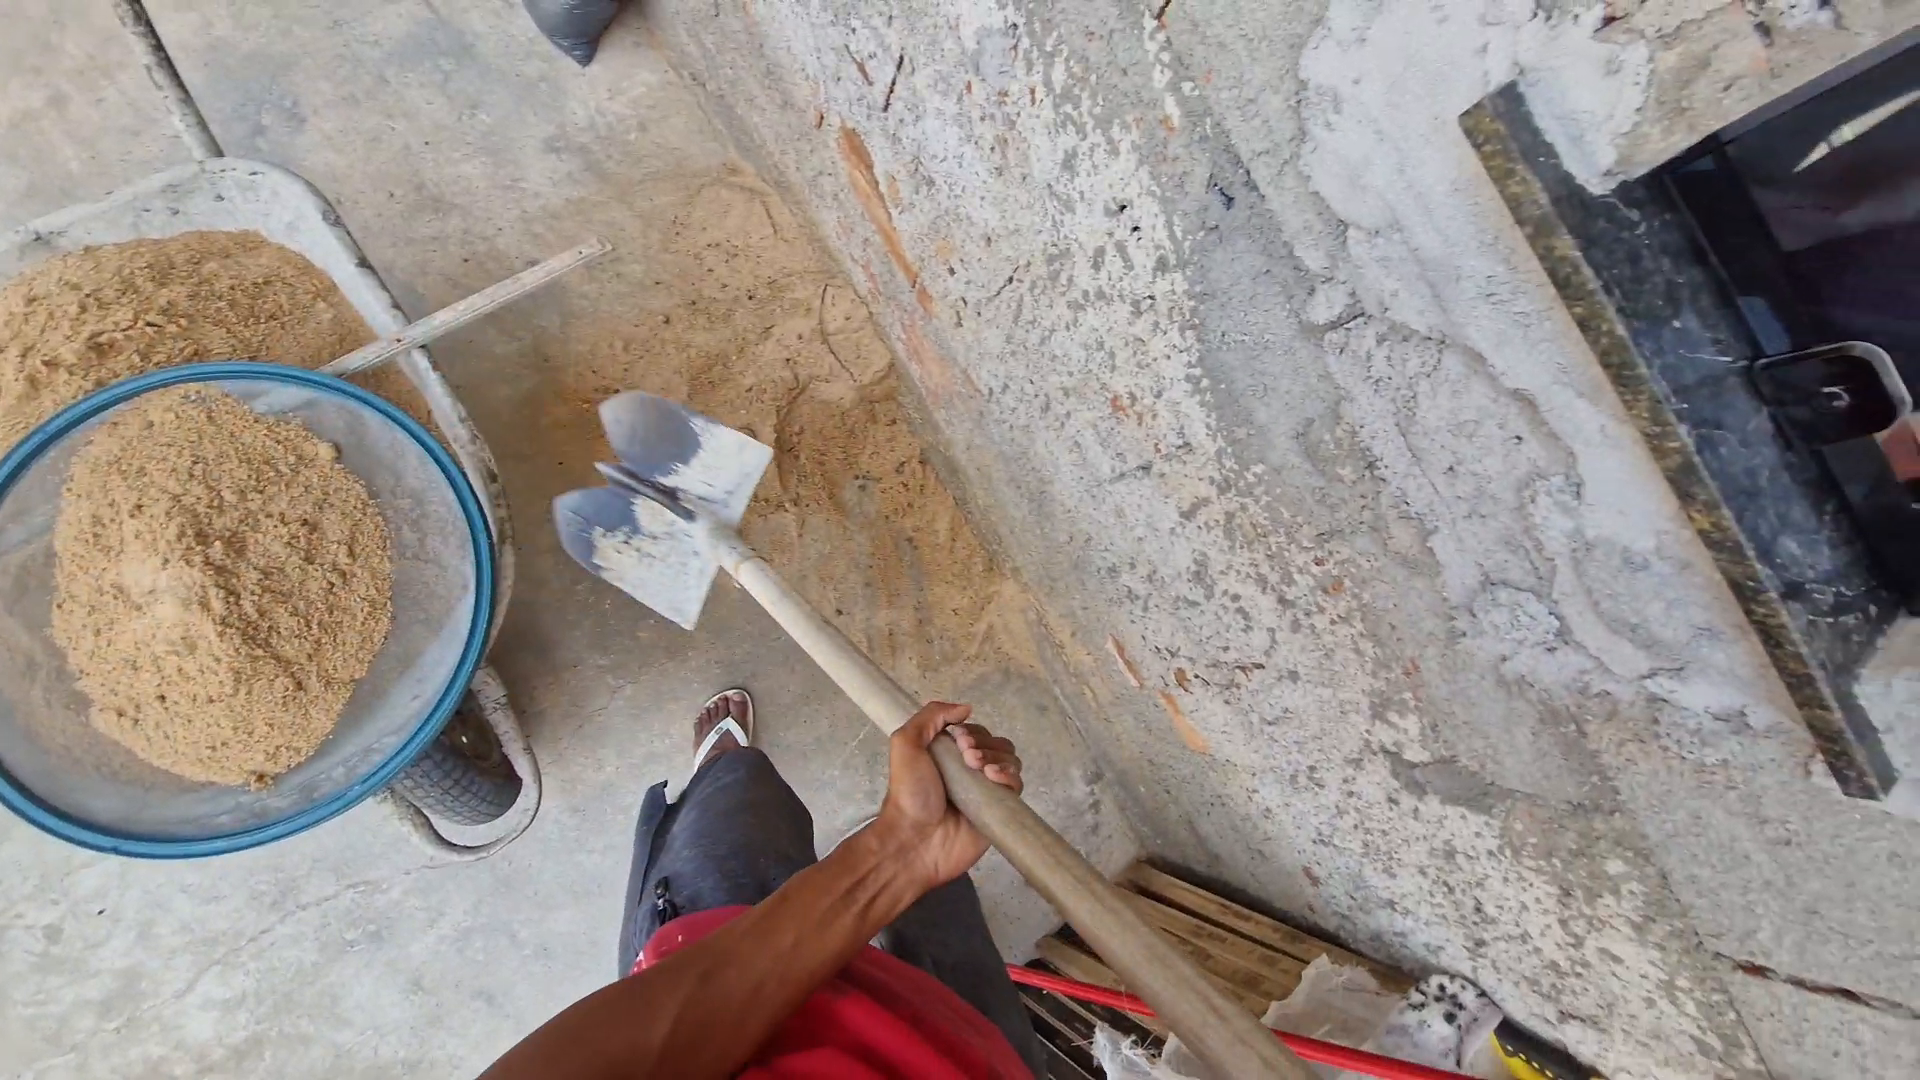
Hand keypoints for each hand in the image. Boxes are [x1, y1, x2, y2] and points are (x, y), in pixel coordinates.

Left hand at [873, 702, 1022, 892]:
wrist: (914, 840)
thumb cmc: (909, 793)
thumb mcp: (906, 743)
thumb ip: (931, 716)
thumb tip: (965, 708)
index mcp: (951, 755)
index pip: (976, 732)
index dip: (971, 731)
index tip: (959, 739)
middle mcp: (971, 770)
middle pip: (996, 743)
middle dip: (984, 743)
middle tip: (966, 756)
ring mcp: (987, 791)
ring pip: (1009, 760)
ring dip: (997, 756)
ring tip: (976, 767)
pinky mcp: (1000, 811)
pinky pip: (1016, 785)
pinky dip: (1009, 775)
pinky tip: (992, 777)